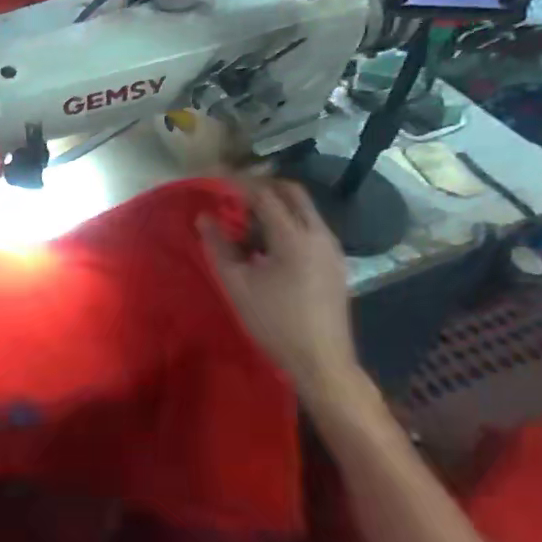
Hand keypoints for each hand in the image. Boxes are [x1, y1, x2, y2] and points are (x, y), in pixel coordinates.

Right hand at [200, 179, 359, 399]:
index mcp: (294, 236)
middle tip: (236, 193)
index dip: (239, 183)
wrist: (322, 363)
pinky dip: (291, 222)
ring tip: (250, 220)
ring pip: (305, 209)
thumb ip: (218, 246)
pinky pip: (312, 227)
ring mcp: (332, 248)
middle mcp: (319, 234)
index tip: (217, 178)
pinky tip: (271, 244)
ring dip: (278, 205)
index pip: (264, 195)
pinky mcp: (336, 263)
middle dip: (263, 186)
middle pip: (292, 192)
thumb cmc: (275, 323)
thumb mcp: (237, 285)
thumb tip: (204, 218)